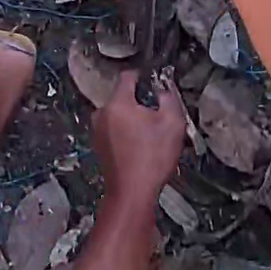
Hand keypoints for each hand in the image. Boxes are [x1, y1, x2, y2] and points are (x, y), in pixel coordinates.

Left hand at [94, 71, 185, 210]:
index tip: (156, 83)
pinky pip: (115, 129)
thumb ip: (169, 97)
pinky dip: (127, 132)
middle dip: (141, 102)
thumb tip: (164, 88)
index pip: (128, 76)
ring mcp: (98, 130)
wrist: (132, 193)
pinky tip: (142, 146)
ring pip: (119, 114)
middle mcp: (102, 113)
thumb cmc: (152, 157)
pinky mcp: (99, 146)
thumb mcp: (172, 122)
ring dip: (134, 118)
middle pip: (124, 96)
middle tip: (159, 116)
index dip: (144, 77)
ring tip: (152, 134)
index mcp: (117, 103)